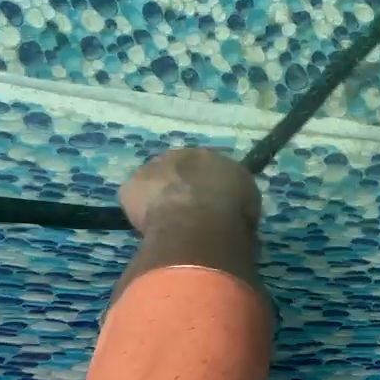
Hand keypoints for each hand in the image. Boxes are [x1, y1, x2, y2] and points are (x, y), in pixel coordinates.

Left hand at [119, 148, 259, 233]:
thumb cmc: (231, 210)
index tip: (209, 198)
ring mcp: (152, 168)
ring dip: (158, 194)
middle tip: (186, 207)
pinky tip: (148, 225)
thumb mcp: (248, 200)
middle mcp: (182, 154)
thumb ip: (235, 194)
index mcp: (213, 155)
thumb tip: (231, 202)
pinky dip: (139, 210)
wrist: (199, 220)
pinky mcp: (130, 187)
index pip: (208, 164)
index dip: (207, 182)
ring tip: (165, 218)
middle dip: (181, 183)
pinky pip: (134, 197)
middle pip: (179, 167)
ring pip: (154, 179)